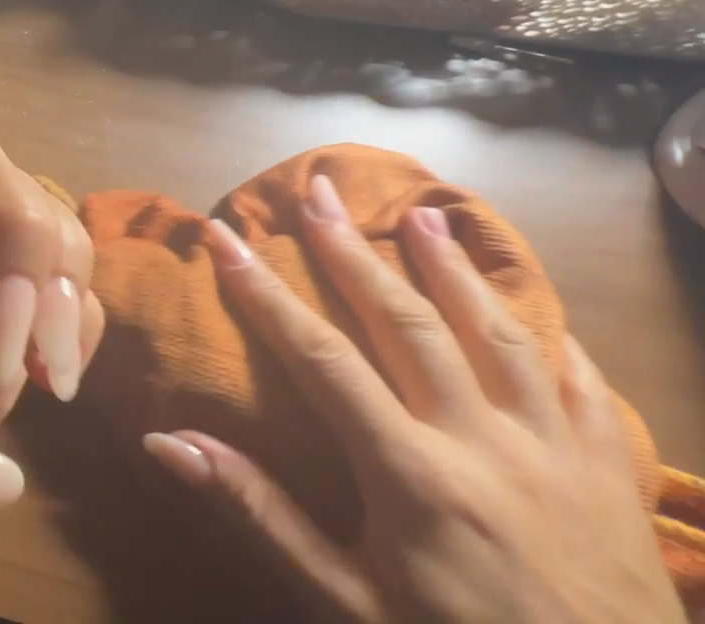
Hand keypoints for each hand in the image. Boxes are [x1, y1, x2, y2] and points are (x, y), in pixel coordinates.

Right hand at [143, 175, 681, 622]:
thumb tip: (165, 441)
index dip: (264, 289)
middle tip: (318, 189)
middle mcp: (482, 441)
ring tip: (421, 213)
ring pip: (497, 334)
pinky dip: (548, 335)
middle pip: (406, 322)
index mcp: (410, 471)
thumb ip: (258, 513)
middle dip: (353, 250)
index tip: (224, 237)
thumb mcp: (343, 602)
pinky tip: (530, 307)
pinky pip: (579, 384)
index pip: (319, 355)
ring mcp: (555, 451)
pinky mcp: (607, 474)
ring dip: (451, 268)